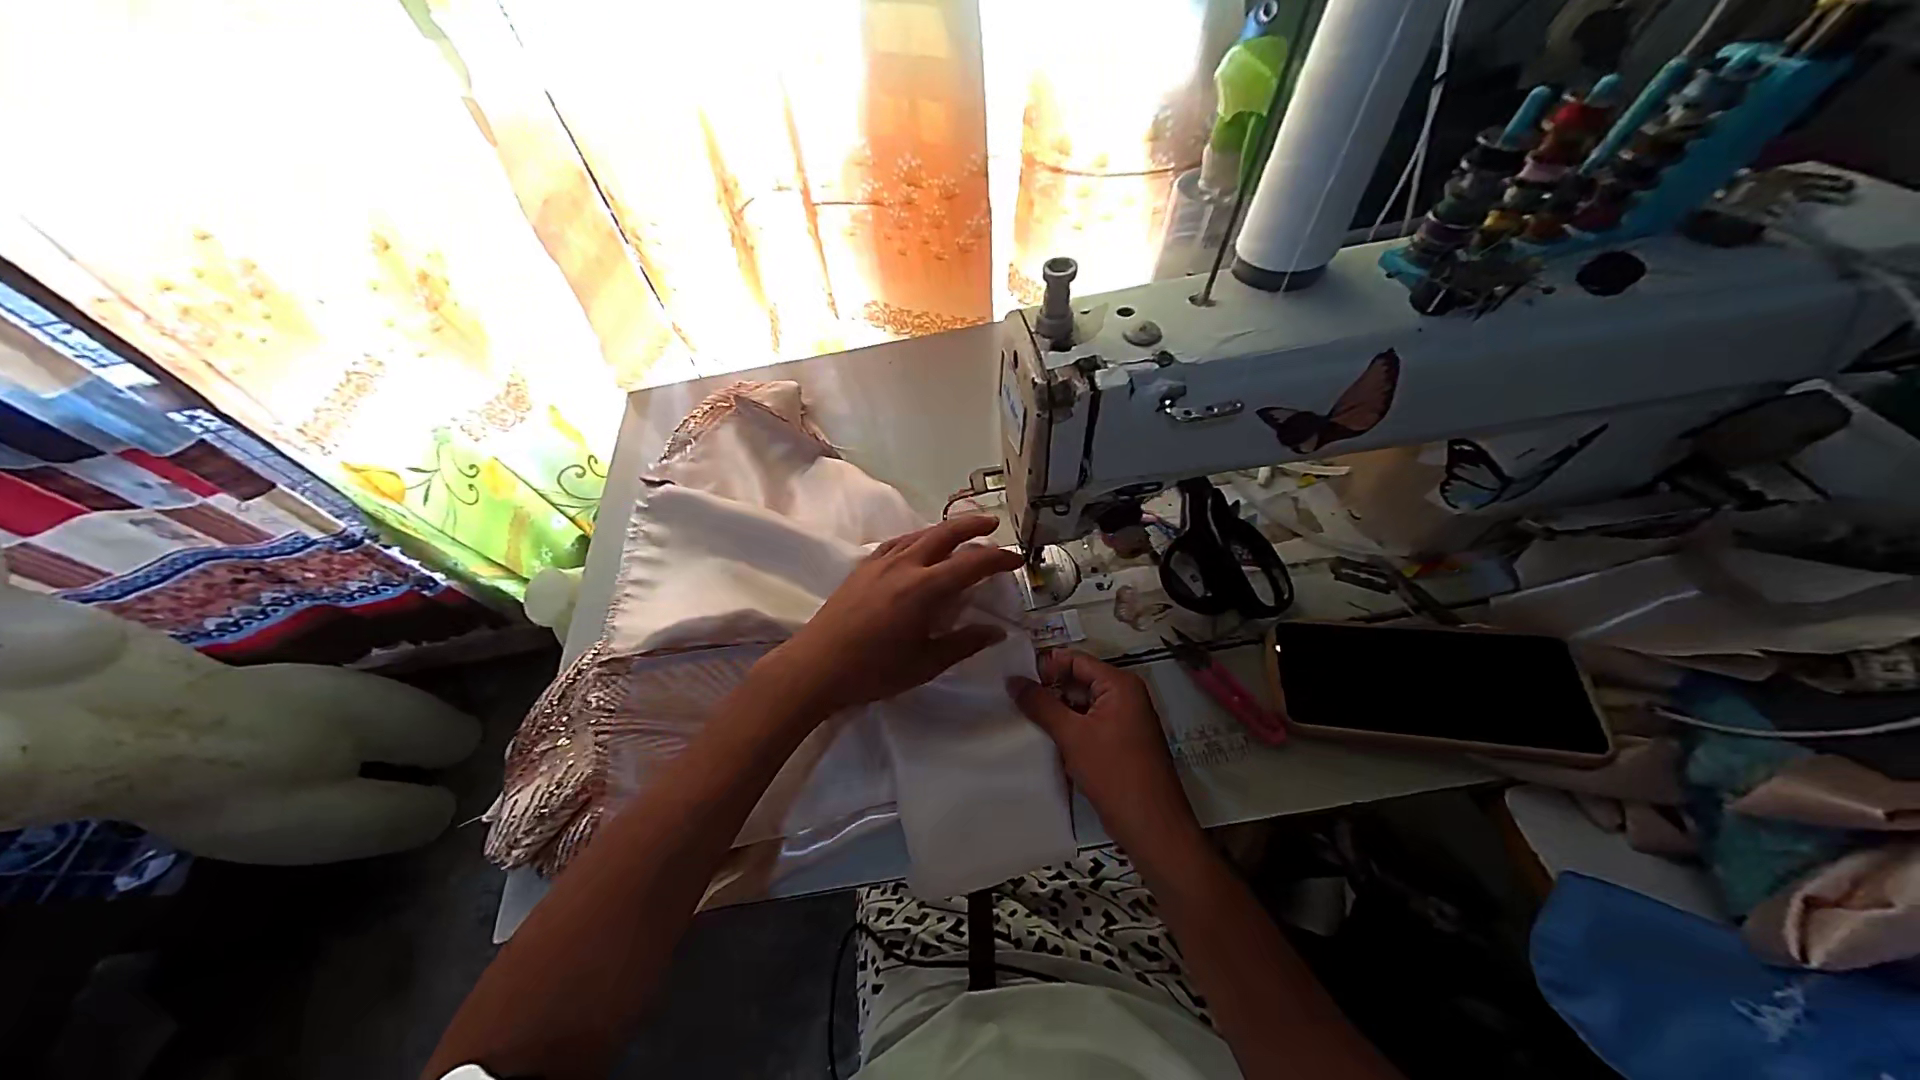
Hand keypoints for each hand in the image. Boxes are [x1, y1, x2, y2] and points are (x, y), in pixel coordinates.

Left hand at [760, 515, 1025, 714]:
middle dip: (972, 526)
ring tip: (961, 532)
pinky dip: (917, 538)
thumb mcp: (925, 664)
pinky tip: (918, 545)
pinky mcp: (862, 568)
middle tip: (993, 526)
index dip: (998, 559)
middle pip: (944, 534)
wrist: (815, 667)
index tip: (1016, 559)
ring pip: (919, 534)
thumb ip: (963, 643)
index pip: (971, 563)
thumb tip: (994, 631)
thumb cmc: (873, 671)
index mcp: (924, 589)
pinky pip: (897, 542)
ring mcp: (879, 563)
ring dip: (945, 529)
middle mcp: (904, 566)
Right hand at [1010, 650, 1201, 853]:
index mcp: (1120, 684)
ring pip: (1082, 704)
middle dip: (1048, 689)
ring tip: (1023, 718)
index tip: (1014, 678)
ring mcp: (1125, 719)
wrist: (1152, 826)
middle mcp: (1125, 695)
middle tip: (1013, 698)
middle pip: (1078, 680)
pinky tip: (1046, 739)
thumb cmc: (1114, 773)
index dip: (1044, 666)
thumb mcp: (1072, 735)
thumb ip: (1040, 704)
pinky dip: (1069, 728)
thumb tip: (1013, 679)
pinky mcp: (1120, 741)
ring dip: (1056, 711)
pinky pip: (1089, 723)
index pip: (1075, 660)